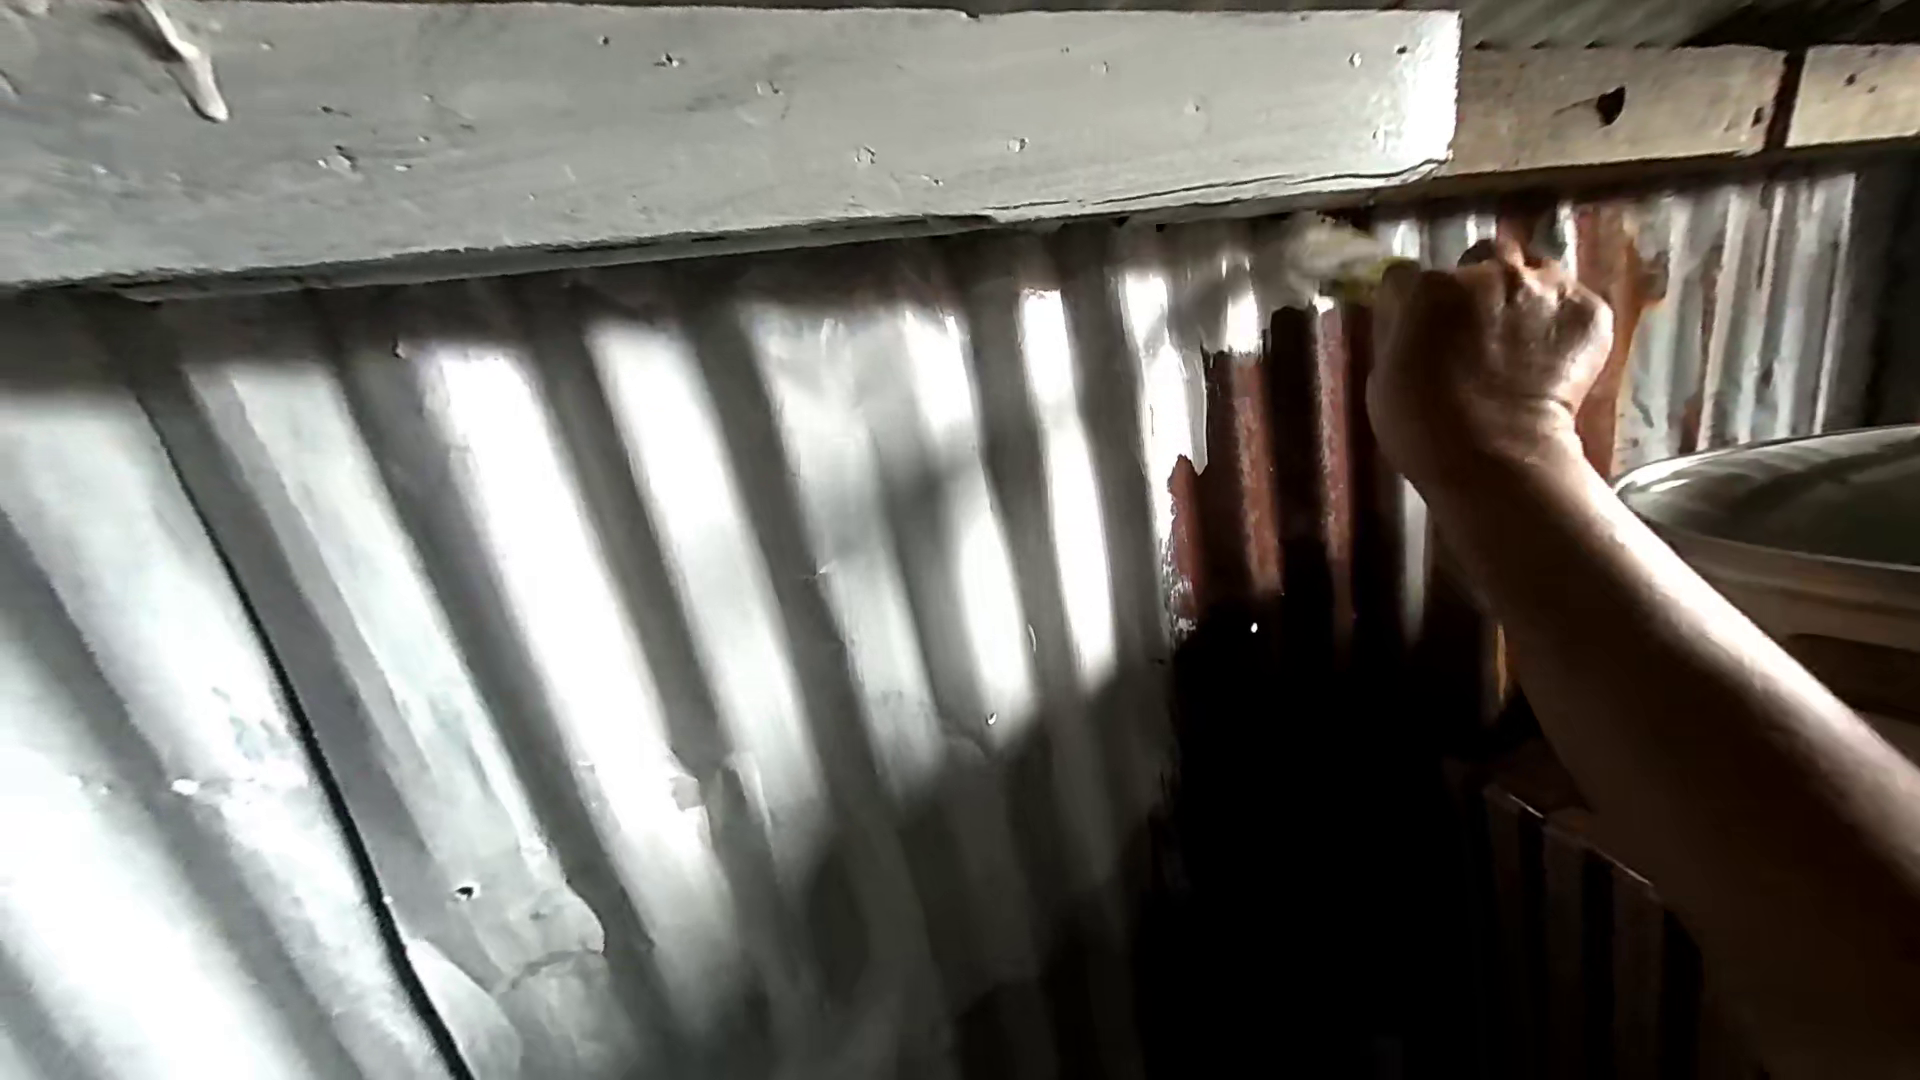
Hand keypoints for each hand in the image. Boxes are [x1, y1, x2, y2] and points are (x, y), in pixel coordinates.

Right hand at [1367, 237, 1613, 491]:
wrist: (1493, 454)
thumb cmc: (1418, 422)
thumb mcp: (1382, 375)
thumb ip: (1397, 333)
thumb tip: (1403, 316)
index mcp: (1427, 290)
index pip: (1405, 276)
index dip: (1404, 300)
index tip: (1407, 321)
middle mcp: (1488, 273)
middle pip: (1477, 258)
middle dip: (1469, 283)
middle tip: (1465, 324)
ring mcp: (1546, 288)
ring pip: (1530, 271)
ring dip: (1516, 295)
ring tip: (1510, 338)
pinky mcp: (1590, 310)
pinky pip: (1567, 301)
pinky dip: (1553, 322)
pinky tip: (1540, 357)